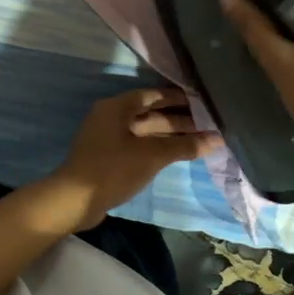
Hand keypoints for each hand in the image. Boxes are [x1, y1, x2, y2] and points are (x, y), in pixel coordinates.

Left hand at [42, 89, 218, 231]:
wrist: (76, 198)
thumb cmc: (113, 168)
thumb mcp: (151, 155)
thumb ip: (183, 146)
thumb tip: (216, 139)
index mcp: (115, 107)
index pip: (150, 95)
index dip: (176, 97)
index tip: (202, 101)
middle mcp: (110, 117)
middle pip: (148, 113)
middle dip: (177, 118)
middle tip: (209, 123)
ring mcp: (108, 137)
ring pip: (144, 130)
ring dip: (169, 134)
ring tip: (201, 140)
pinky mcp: (108, 155)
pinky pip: (138, 144)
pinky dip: (157, 147)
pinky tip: (177, 154)